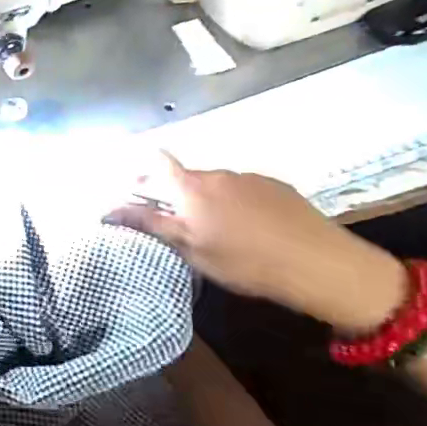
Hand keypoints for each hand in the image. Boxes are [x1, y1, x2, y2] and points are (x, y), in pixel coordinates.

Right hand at [106, 154, 407, 333]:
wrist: (316, 262)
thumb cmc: (244, 262)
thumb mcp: (191, 250)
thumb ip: (151, 225)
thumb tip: (109, 210)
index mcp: (192, 189)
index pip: (157, 162)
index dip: (141, 171)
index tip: (134, 189)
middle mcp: (219, 174)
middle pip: (187, 177)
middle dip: (176, 196)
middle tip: (178, 226)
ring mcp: (250, 178)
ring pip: (217, 186)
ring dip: (209, 203)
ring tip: (219, 235)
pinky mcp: (276, 187)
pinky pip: (244, 191)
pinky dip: (237, 206)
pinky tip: (250, 232)